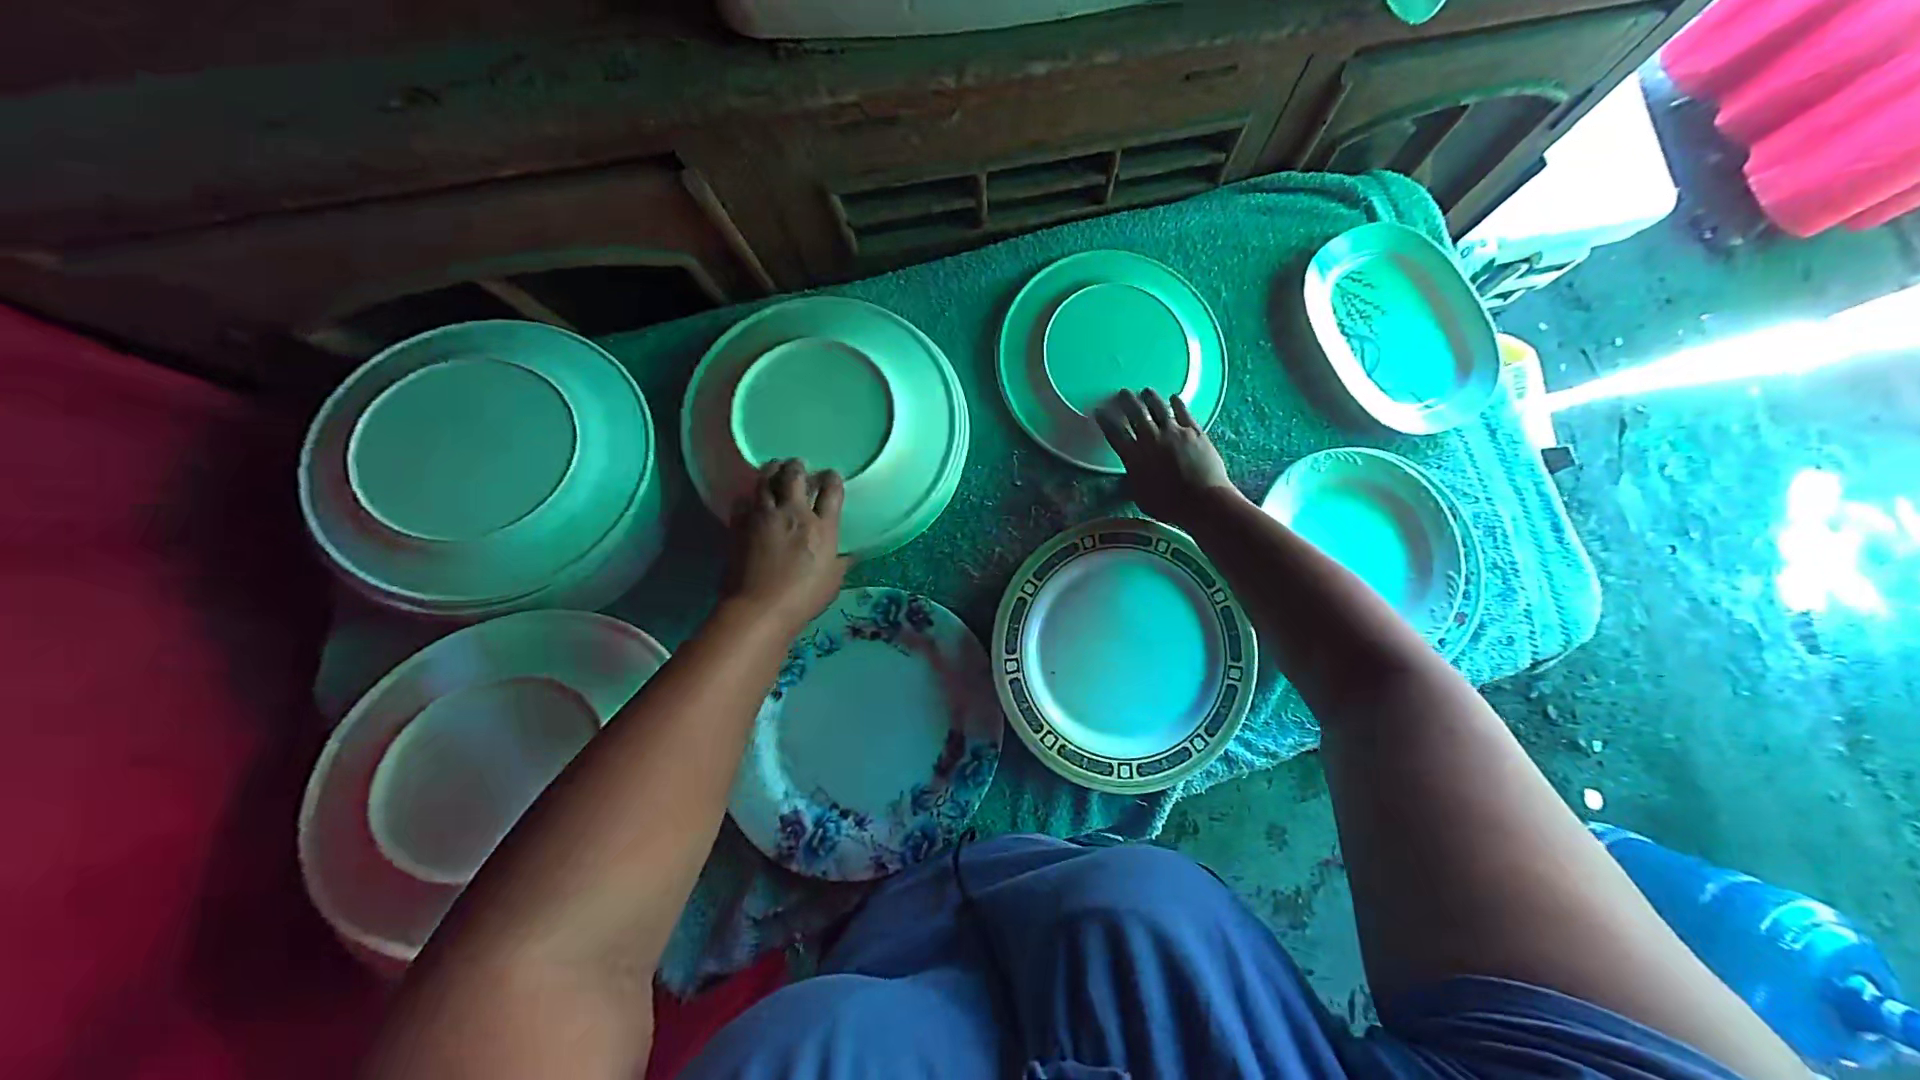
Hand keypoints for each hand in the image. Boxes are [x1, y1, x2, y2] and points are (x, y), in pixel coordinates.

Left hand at [722, 460, 850, 634]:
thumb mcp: (832, 582)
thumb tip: (848, 555)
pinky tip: (751, 499)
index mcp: (822, 527)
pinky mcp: (739, 525)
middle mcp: (793, 513)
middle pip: (795, 475)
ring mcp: (764, 516)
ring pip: (766, 480)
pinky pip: (743, 500)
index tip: (831, 476)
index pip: (831, 490)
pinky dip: (749, 496)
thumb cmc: (803, 599)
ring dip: (772, 471)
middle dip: (797, 466)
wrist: (759, 608)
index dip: (832, 478)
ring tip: (774, 468)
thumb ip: (840, 563)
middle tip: (797, 465)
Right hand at [1095, 389, 1243, 527]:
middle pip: (1135, 414)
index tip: (1099, 411)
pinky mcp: (1194, 431)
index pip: (1114, 433)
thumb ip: (1133, 479)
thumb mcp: (1140, 496)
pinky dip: (1177, 403)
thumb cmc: (1168, 505)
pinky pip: (1183, 412)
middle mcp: (1150, 439)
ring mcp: (1174, 432)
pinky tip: (1174, 397)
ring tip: (1146, 390)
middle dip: (1127, 401)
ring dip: (1150, 398)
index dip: (1105, 421)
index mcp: (1134, 456)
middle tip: (1122, 392)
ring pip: (1158, 408)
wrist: (1202, 500)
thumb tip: (1128, 473)